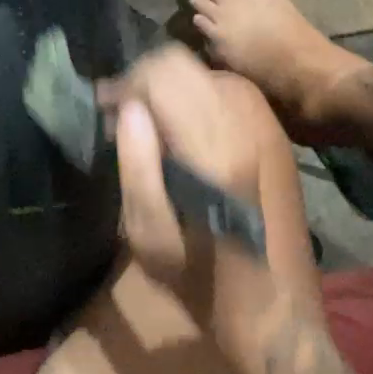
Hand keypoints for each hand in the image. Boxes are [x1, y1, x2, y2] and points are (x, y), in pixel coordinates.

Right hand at [112, 47, 275, 329]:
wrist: (265, 307)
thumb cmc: (195, 278)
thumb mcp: (148, 234)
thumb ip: (137, 166)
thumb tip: (127, 109)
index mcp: (210, 152)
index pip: (164, 76)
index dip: (124, 84)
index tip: (102, 109)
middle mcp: (242, 128)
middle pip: (183, 65)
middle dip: (142, 80)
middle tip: (118, 113)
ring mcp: (263, 130)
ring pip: (204, 73)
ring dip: (168, 87)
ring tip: (146, 122)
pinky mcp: (270, 138)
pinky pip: (224, 91)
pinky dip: (193, 96)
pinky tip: (178, 130)